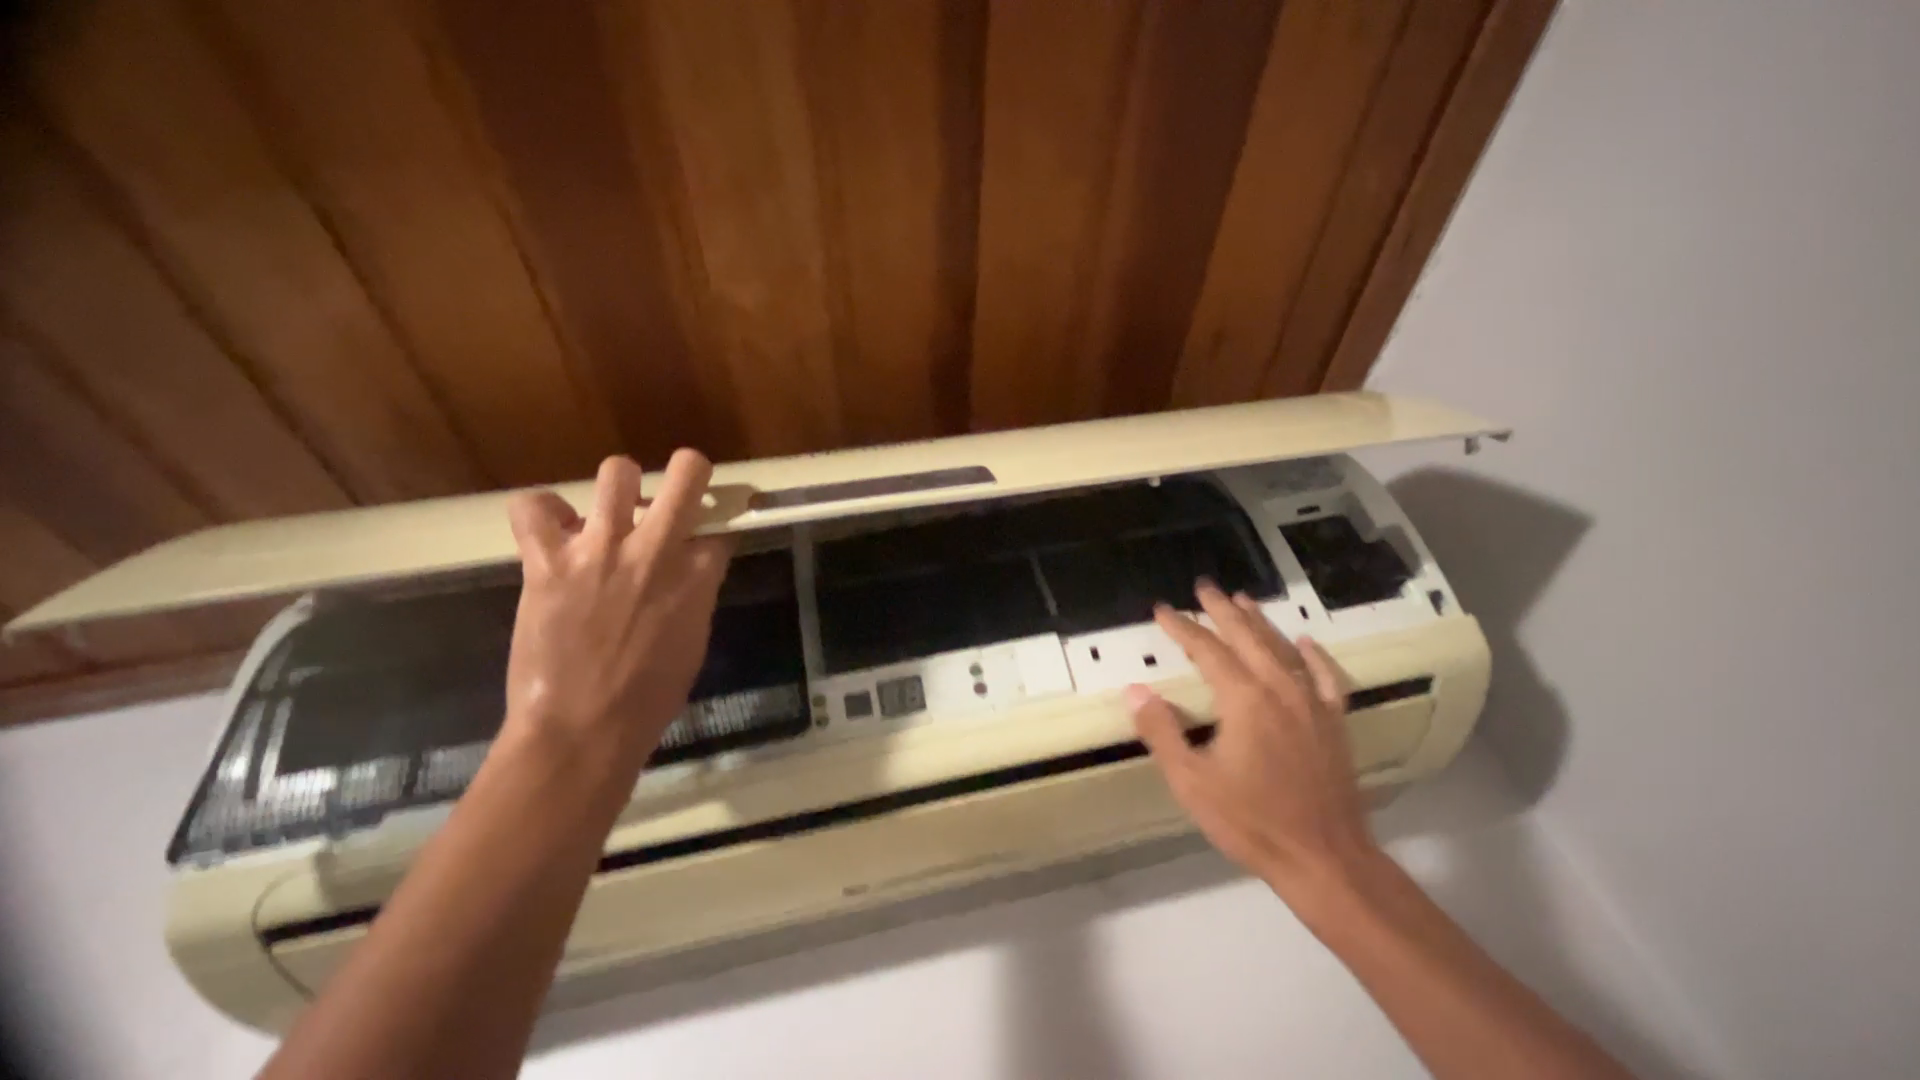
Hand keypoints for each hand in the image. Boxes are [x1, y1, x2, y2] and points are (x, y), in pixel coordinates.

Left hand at [500, 450, 731, 769]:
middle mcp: (654, 550)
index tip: (703, 545)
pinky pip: (532, 508)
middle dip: (689, 471)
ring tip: (609, 514)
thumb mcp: (693, 646)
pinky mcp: (547, 561)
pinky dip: (541, 513)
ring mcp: (599, 550)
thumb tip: (688, 576)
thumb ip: (694, 599)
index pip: (718, 530)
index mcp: (697, 578)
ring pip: (616, 473)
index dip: (711, 535)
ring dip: (619, 487)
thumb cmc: (648, 700)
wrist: (582, 728)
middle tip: (679, 487)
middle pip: (686, 474)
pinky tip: (551, 531)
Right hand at [1128, 582, 1382, 900]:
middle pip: (1247, 638)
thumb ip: (1162, 732)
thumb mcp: (1192, 782)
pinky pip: (1325, 677)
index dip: (1183, 628)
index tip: (1162, 609)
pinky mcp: (1334, 723)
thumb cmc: (1251, 821)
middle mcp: (1280, 690)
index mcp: (1243, 700)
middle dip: (1222, 611)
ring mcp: (1312, 704)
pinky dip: (1314, 655)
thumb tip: (1136, 690)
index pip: (1207, 650)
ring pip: (1284, 649)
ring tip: (1242, 600)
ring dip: (1260, 623)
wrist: (1324, 857)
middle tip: (1204, 586)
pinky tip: (1305, 642)